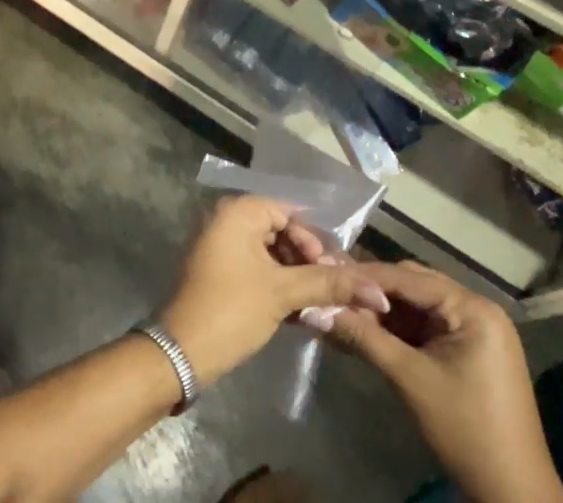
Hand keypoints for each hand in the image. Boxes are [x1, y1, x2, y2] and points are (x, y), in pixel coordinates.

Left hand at [158, 196, 392, 384]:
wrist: (183, 351)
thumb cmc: (232, 310)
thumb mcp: (283, 293)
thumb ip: (329, 284)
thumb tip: (379, 291)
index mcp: (236, 212)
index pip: (289, 212)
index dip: (314, 239)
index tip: (334, 271)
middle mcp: (225, 221)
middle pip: (280, 230)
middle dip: (308, 259)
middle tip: (331, 289)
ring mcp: (220, 246)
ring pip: (270, 252)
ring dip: (296, 275)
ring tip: (320, 302)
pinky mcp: (219, 272)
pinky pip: (257, 267)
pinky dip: (279, 284)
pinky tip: (302, 309)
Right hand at [326, 262, 562, 502]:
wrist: (509, 486)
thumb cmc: (463, 426)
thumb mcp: (408, 376)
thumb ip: (362, 336)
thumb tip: (314, 308)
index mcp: (473, 308)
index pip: (407, 277)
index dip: (363, 276)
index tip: (324, 274)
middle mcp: (477, 308)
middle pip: (413, 285)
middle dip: (371, 291)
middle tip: (329, 294)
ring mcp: (476, 328)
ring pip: (417, 305)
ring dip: (381, 310)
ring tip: (340, 311)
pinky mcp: (469, 348)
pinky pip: (426, 326)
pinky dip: (398, 328)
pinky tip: (366, 330)